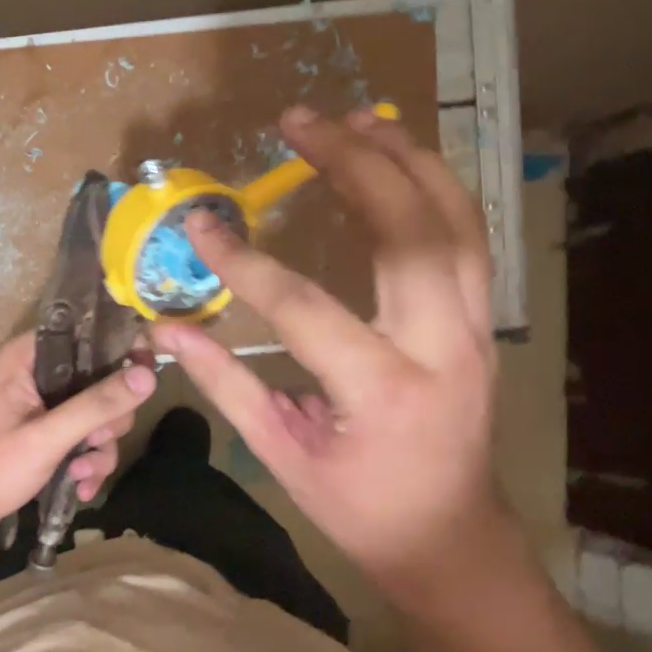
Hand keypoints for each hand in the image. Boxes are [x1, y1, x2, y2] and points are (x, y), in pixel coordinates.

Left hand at [0, 334, 156, 543]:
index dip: (120, 354)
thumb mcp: (46, 439)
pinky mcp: (38, 434)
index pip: (85, 334)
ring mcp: (36, 406)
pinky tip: (81, 487)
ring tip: (82, 477)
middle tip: (98, 442)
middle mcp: (32, 374)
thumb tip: (149, 373)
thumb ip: (96, 405)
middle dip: (106, 419)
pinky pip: (76, 437)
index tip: (145, 380)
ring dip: (96, 449)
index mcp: (26, 358)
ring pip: (92, 414)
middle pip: (97, 379)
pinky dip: (83, 462)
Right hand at [153, 105, 515, 605]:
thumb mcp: (281, 455)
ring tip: (357, 117)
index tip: (200, 226)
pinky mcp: (482, 323)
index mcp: (381, 391)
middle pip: (407, 233)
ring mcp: (474, 329)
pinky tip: (402, 160)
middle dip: (353, 165)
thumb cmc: (357, 507)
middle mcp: (441, 346)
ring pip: (455, 222)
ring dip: (407, 160)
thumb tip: (169, 332)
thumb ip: (227, 384)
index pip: (304, 306)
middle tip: (300, 122)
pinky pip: (468, 240)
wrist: (447, 534)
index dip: (245, 262)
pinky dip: (437, 189)